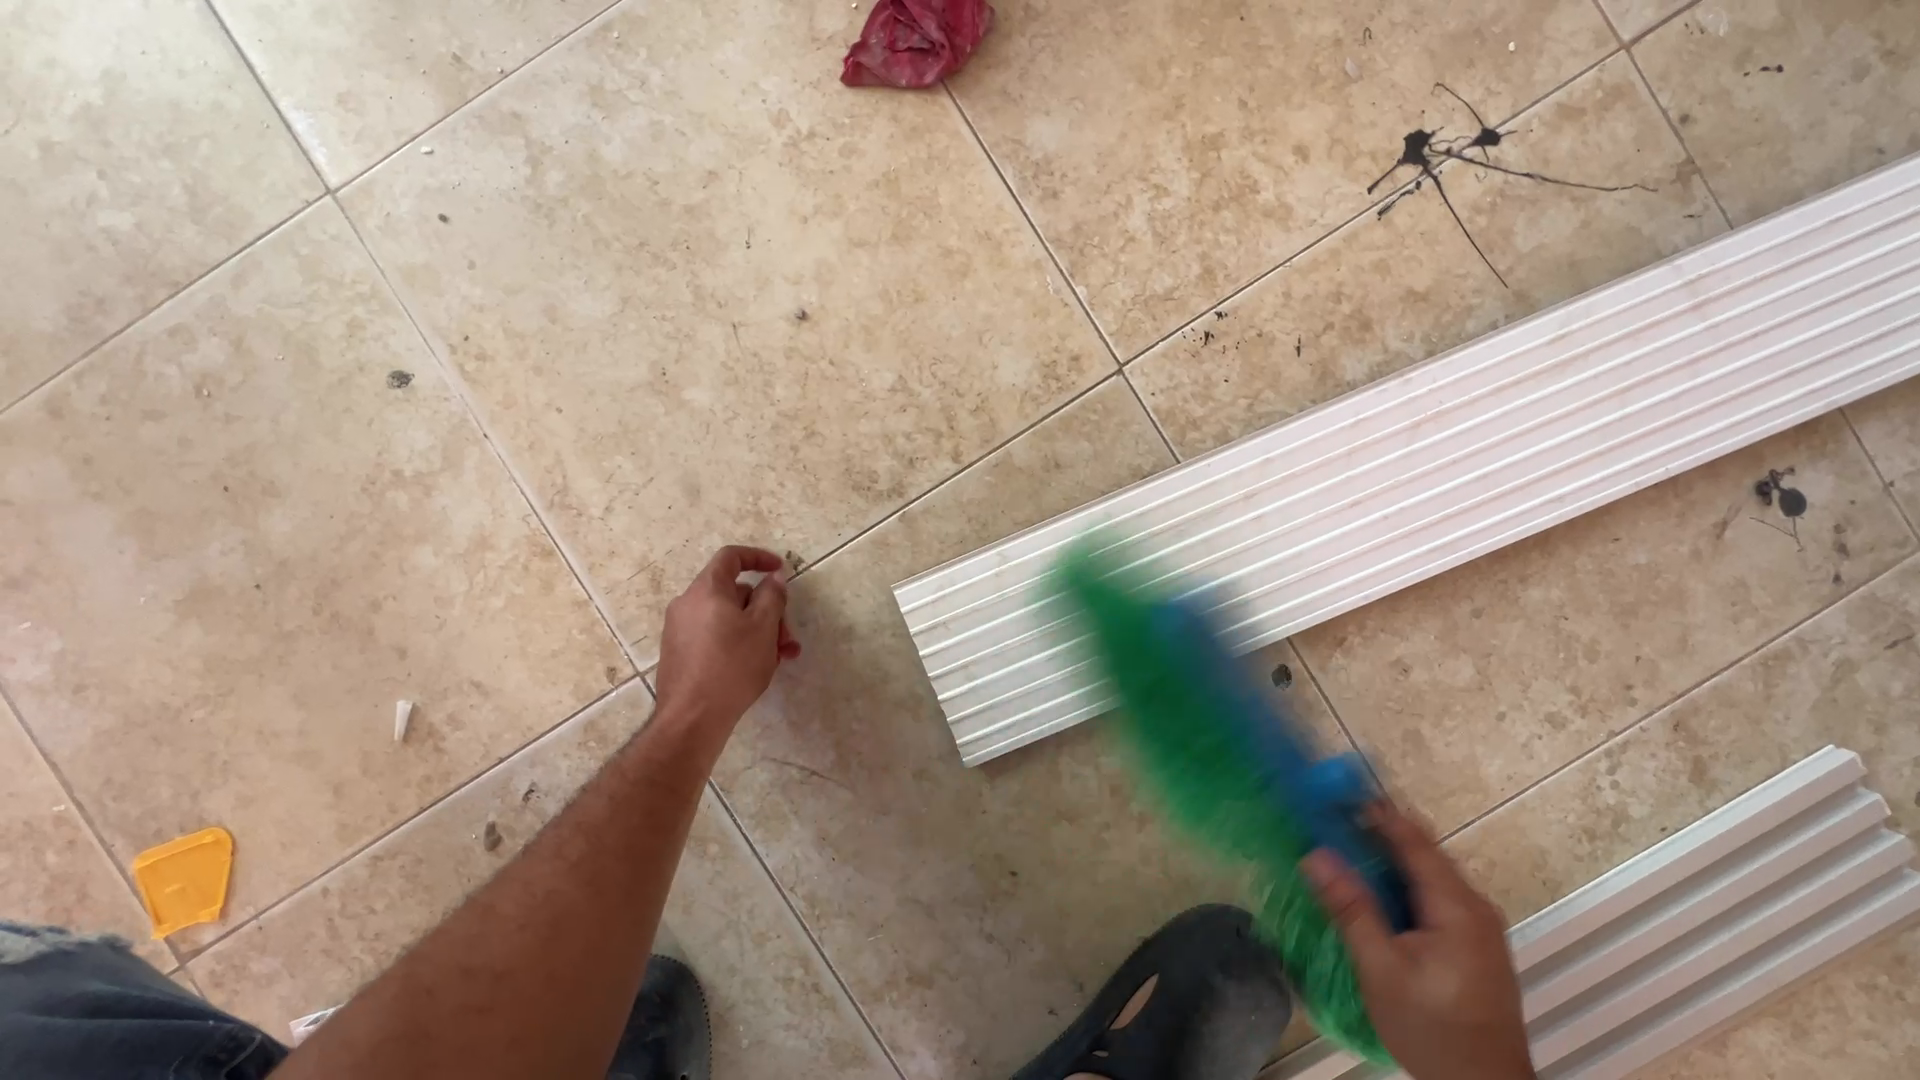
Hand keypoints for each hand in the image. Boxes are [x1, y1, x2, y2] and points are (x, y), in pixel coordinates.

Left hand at [653, 546, 800, 728]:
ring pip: (728, 618)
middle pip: (734, 593)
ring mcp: (680, 629)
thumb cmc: (732, 666)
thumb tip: (773, 577)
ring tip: (779, 658)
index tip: (780, 570)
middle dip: (766, 610)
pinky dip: (738, 642)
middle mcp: (688, 604)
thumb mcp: (763, 627)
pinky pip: (715, 636)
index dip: (758, 558)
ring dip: (757, 631)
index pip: (731, 557)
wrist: (692, 717)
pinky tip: (755, 667)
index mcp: (706, 590)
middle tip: (786, 637)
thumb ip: (772, 596)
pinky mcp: (680, 653)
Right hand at [1302, 802, 1534, 1079]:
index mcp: (1457, 906)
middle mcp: (1475, 906)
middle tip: (1328, 821)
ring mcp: (1480, 926)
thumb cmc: (1432, 1028)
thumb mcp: (1381, 969)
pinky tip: (1374, 892)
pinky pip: (1435, 896)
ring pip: (1429, 875)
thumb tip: (1315, 855)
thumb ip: (1351, 908)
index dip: (1375, 812)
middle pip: (1423, 853)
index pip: (1414, 840)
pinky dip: (1402, 882)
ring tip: (1342, 850)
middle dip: (1377, 833)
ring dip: (1388, 858)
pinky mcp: (1475, 944)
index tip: (1335, 794)